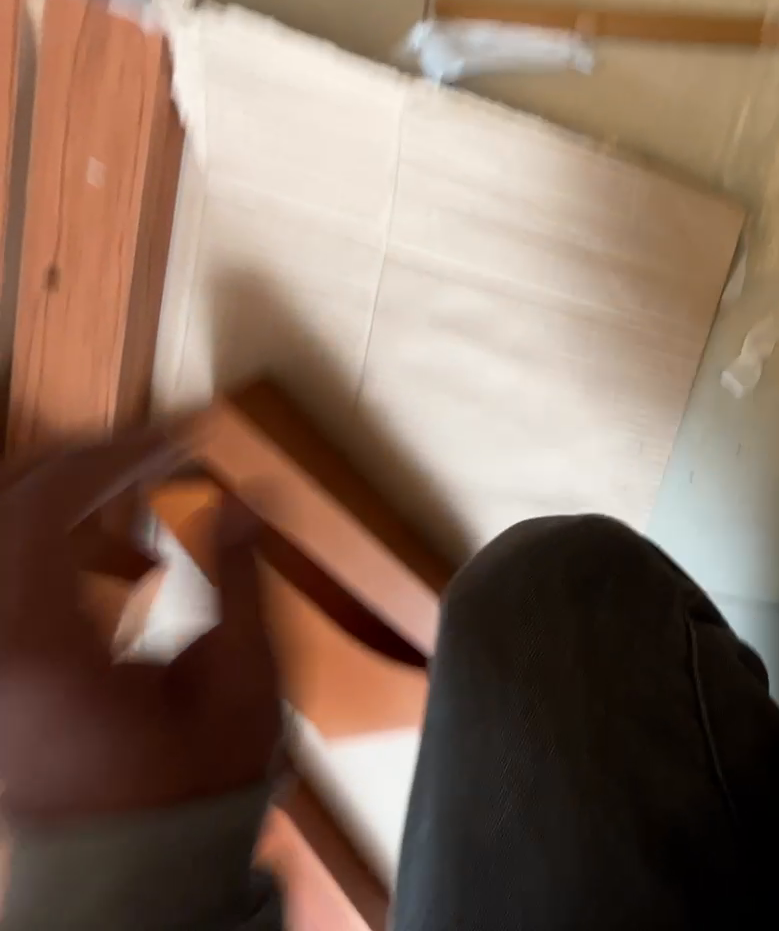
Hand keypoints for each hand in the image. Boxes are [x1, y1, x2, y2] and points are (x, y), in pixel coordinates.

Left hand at [0, 432, 281, 824]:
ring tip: (141, 484)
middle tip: (162, 447)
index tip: (186, 434)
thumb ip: (237, 578)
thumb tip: (246, 497)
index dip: (115, 456)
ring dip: (61, 499)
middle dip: (82, 464)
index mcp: (36, 648)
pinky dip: (48, 544)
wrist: (134, 852)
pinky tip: (118, 554)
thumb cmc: (200, 766)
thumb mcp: (241, 670)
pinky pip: (2, 581)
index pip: (41, 513)